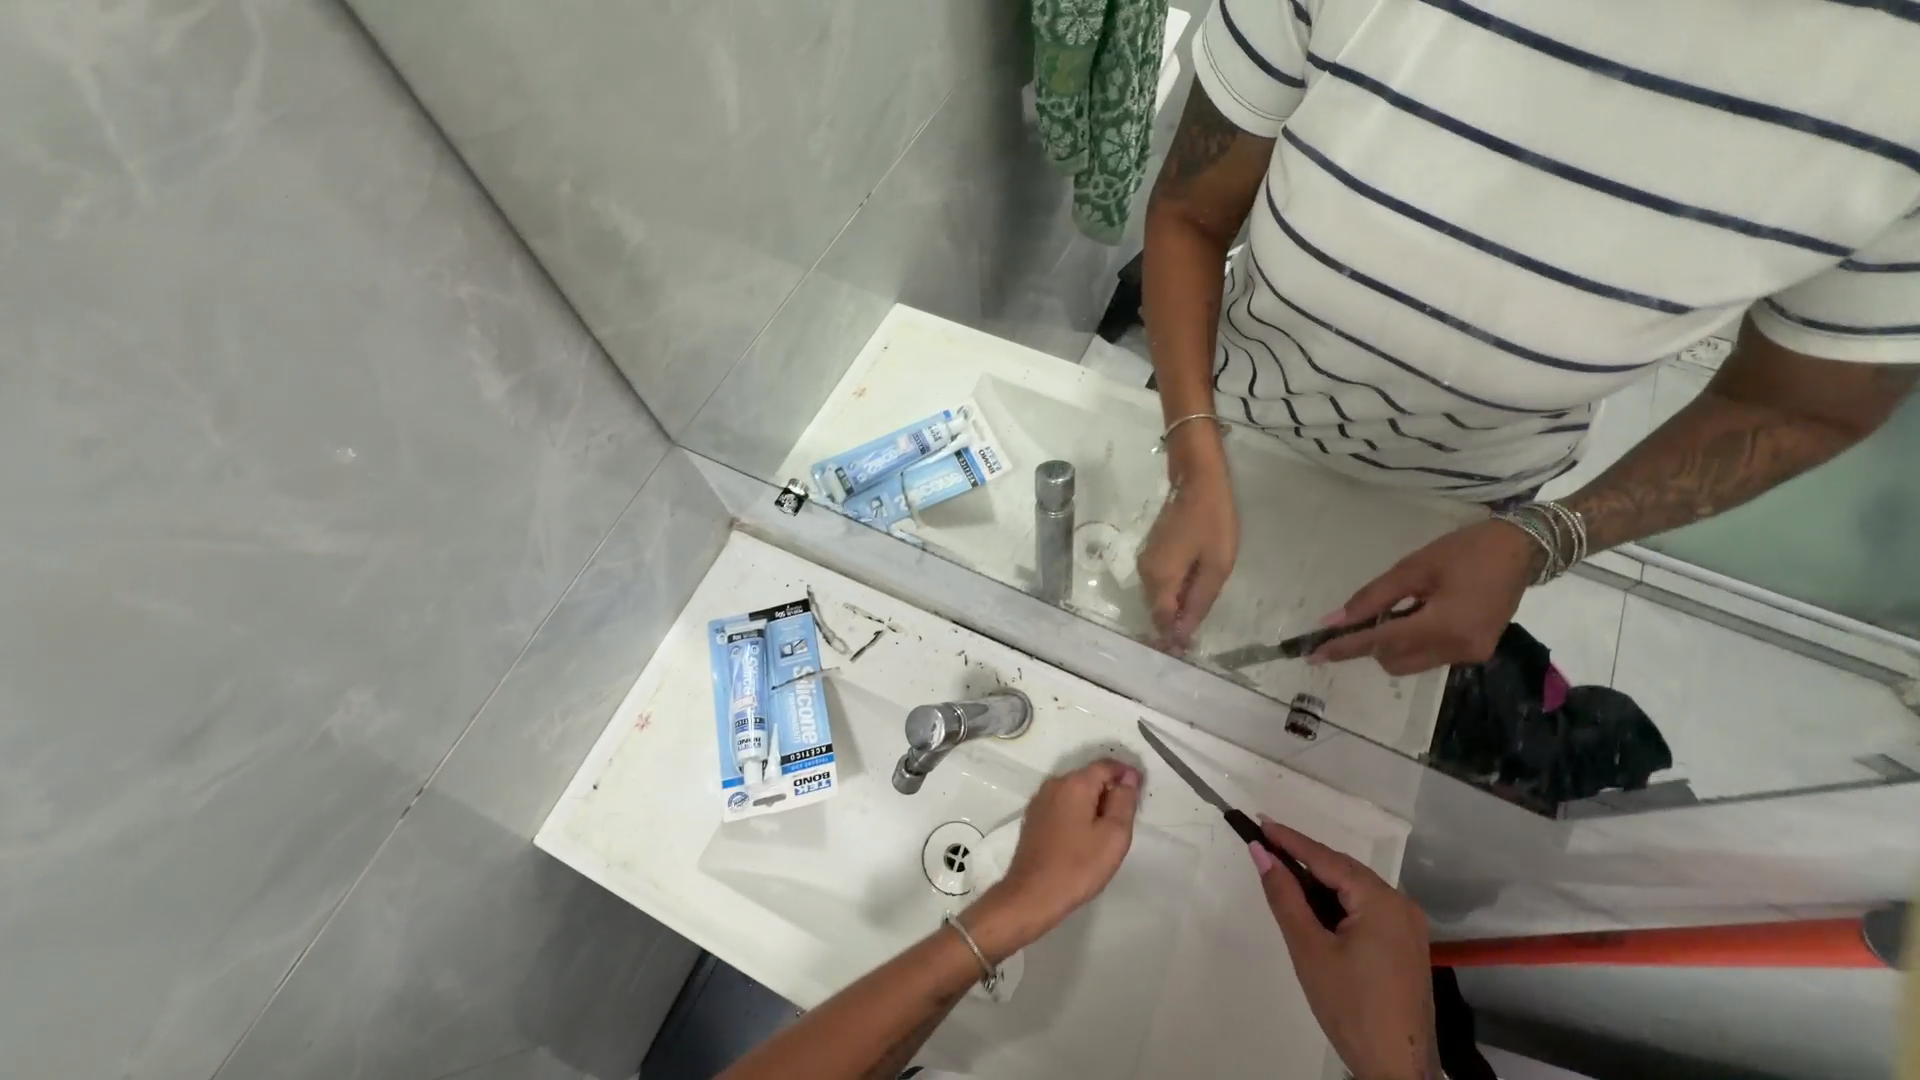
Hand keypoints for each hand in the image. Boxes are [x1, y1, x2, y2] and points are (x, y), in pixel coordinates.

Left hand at [972, 760, 1141, 952]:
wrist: (1033, 894)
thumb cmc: (1078, 866)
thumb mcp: (1113, 835)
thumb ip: (1124, 801)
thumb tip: (1129, 776)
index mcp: (1074, 783)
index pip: (1106, 766)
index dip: (1127, 774)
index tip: (1140, 792)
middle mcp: (1054, 784)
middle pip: (1090, 777)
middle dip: (1110, 790)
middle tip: (1126, 819)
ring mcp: (1040, 801)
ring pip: (1075, 792)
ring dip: (1094, 803)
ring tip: (1106, 832)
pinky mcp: (1034, 818)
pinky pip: (1063, 805)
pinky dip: (1078, 813)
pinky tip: (1084, 837)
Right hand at [1139, 450, 1238, 654]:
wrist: (1197, 479)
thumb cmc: (1212, 521)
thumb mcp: (1217, 565)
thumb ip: (1199, 600)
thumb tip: (1184, 632)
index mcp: (1160, 578)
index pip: (1160, 619)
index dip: (1173, 636)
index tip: (1189, 648)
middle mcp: (1145, 573)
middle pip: (1156, 609)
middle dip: (1173, 623)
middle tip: (1199, 630)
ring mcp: (1146, 561)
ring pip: (1157, 595)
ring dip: (1174, 606)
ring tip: (1200, 608)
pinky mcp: (1152, 551)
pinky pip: (1160, 581)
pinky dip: (1173, 590)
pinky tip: (1193, 585)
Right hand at [1249, 818, 1438, 1079]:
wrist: (1397, 1069)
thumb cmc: (1350, 1006)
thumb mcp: (1309, 949)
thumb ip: (1284, 896)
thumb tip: (1261, 853)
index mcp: (1381, 901)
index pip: (1326, 859)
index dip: (1290, 839)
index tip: (1259, 821)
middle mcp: (1401, 905)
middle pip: (1343, 871)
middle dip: (1304, 858)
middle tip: (1264, 845)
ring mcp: (1408, 927)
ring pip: (1354, 890)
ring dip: (1319, 881)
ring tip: (1281, 873)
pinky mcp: (1405, 946)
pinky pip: (1365, 909)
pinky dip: (1337, 902)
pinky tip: (1313, 907)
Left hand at [1310, 519, 1540, 675]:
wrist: (1522, 549)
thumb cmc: (1464, 551)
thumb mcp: (1412, 568)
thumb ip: (1371, 598)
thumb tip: (1333, 620)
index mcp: (1443, 627)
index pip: (1379, 643)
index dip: (1344, 648)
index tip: (1313, 654)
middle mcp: (1458, 649)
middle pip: (1393, 661)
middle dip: (1369, 645)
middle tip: (1358, 619)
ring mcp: (1471, 654)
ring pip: (1410, 663)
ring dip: (1390, 644)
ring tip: (1394, 610)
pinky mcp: (1477, 651)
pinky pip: (1430, 656)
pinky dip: (1412, 642)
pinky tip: (1413, 616)